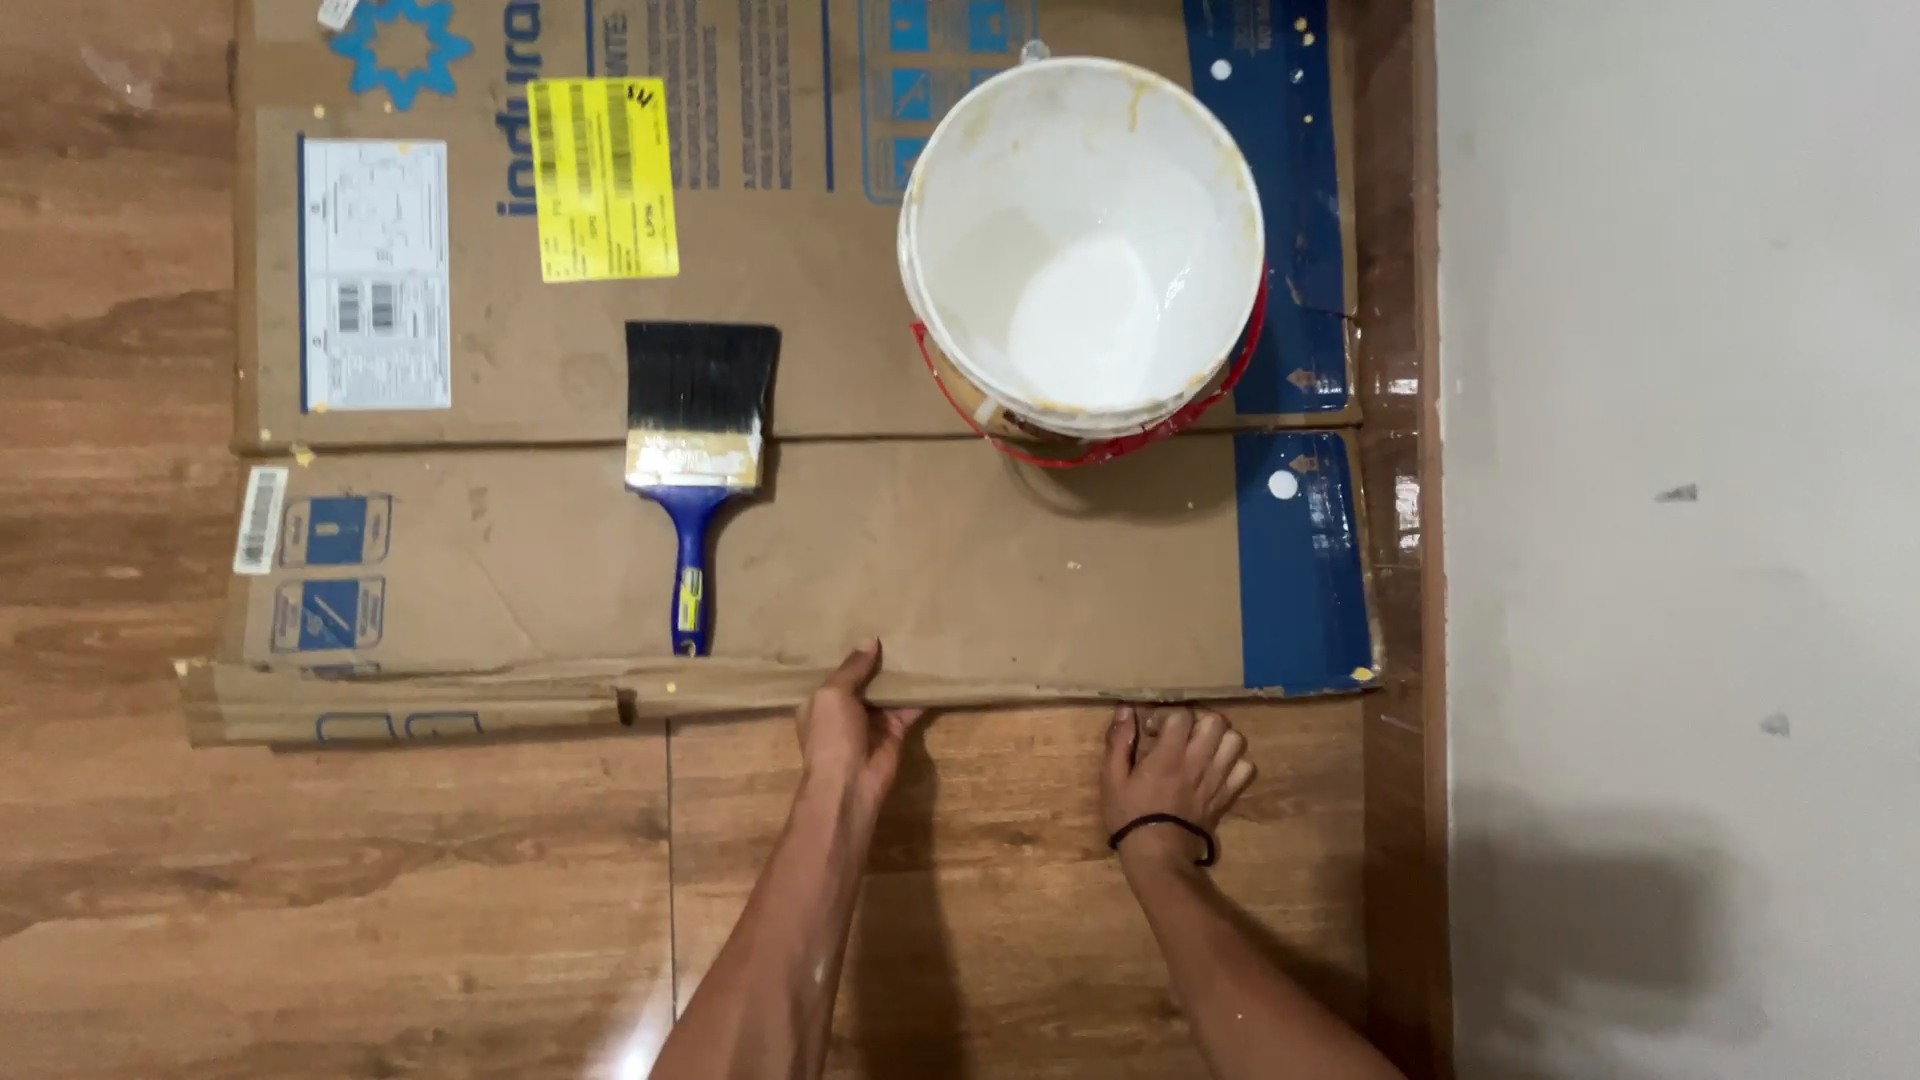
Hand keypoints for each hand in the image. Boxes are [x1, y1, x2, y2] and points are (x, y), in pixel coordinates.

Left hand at [796, 639, 927, 808]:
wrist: (850, 783)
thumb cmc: (831, 735)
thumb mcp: (833, 694)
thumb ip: (853, 667)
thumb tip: (871, 640)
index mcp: (821, 701)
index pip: (836, 671)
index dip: (849, 652)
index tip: (865, 626)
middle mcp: (846, 709)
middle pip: (866, 679)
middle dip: (879, 659)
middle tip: (898, 628)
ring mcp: (872, 720)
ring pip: (889, 691)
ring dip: (901, 674)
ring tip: (918, 642)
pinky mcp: (896, 730)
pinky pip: (910, 707)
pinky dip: (920, 693)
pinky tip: (934, 671)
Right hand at [1101, 704, 1255, 872]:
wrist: (1158, 855)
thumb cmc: (1130, 814)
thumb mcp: (1112, 777)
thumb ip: (1118, 741)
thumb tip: (1125, 710)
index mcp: (1168, 755)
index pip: (1182, 715)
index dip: (1167, 716)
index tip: (1153, 731)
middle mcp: (1197, 761)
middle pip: (1216, 721)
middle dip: (1198, 720)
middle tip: (1183, 734)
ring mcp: (1217, 779)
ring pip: (1235, 740)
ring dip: (1220, 738)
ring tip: (1203, 748)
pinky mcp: (1228, 795)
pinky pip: (1247, 769)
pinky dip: (1235, 763)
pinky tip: (1218, 768)